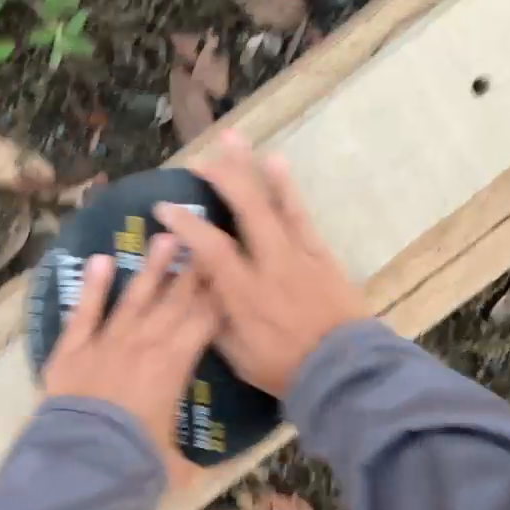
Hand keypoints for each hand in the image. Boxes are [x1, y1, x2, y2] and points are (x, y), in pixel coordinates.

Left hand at [43, 234, 220, 466]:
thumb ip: (185, 462)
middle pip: (173, 301)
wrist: (82, 461)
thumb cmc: (134, 463)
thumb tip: (198, 473)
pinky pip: (84, 313)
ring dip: (151, 267)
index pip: (204, 321)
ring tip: (165, 237)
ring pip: (133, 297)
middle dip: (192, 270)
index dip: (217, 295)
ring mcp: (106, 342)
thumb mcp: (172, 465)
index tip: (228, 270)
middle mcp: (144, 344)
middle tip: (205, 239)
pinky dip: (91, 287)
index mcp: (174, 366)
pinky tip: (99, 260)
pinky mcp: (72, 349)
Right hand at [154, 131, 365, 398]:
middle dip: (219, 179)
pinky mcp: (320, 254)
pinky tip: (277, 162)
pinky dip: (287, 188)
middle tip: (198, 160)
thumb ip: (214, 321)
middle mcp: (269, 264)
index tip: (164, 206)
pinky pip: (301, 214)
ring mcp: (297, 254)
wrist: (345, 371)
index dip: (184, 224)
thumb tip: (196, 292)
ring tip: (234, 139)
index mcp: (243, 292)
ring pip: (271, 203)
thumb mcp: (238, 355)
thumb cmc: (285, 368)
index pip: (208, 247)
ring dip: (250, 168)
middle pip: (243, 210)